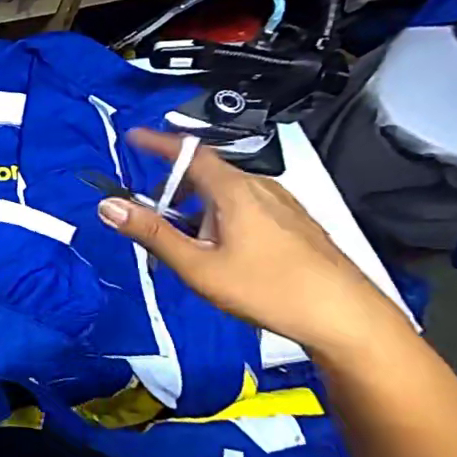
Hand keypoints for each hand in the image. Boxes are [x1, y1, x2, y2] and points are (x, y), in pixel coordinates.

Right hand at [97, 128, 408, 358]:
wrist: (348, 319)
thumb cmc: (268, 289)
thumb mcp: (198, 266)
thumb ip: (151, 234)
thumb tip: (108, 205)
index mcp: (234, 190)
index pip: (188, 152)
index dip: (158, 142)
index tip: (133, 137)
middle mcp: (259, 187)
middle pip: (205, 175)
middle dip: (173, 190)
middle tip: (152, 217)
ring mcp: (282, 204)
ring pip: (226, 193)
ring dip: (197, 207)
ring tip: (187, 243)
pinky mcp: (296, 223)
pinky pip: (247, 206)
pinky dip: (221, 215)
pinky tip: (223, 251)